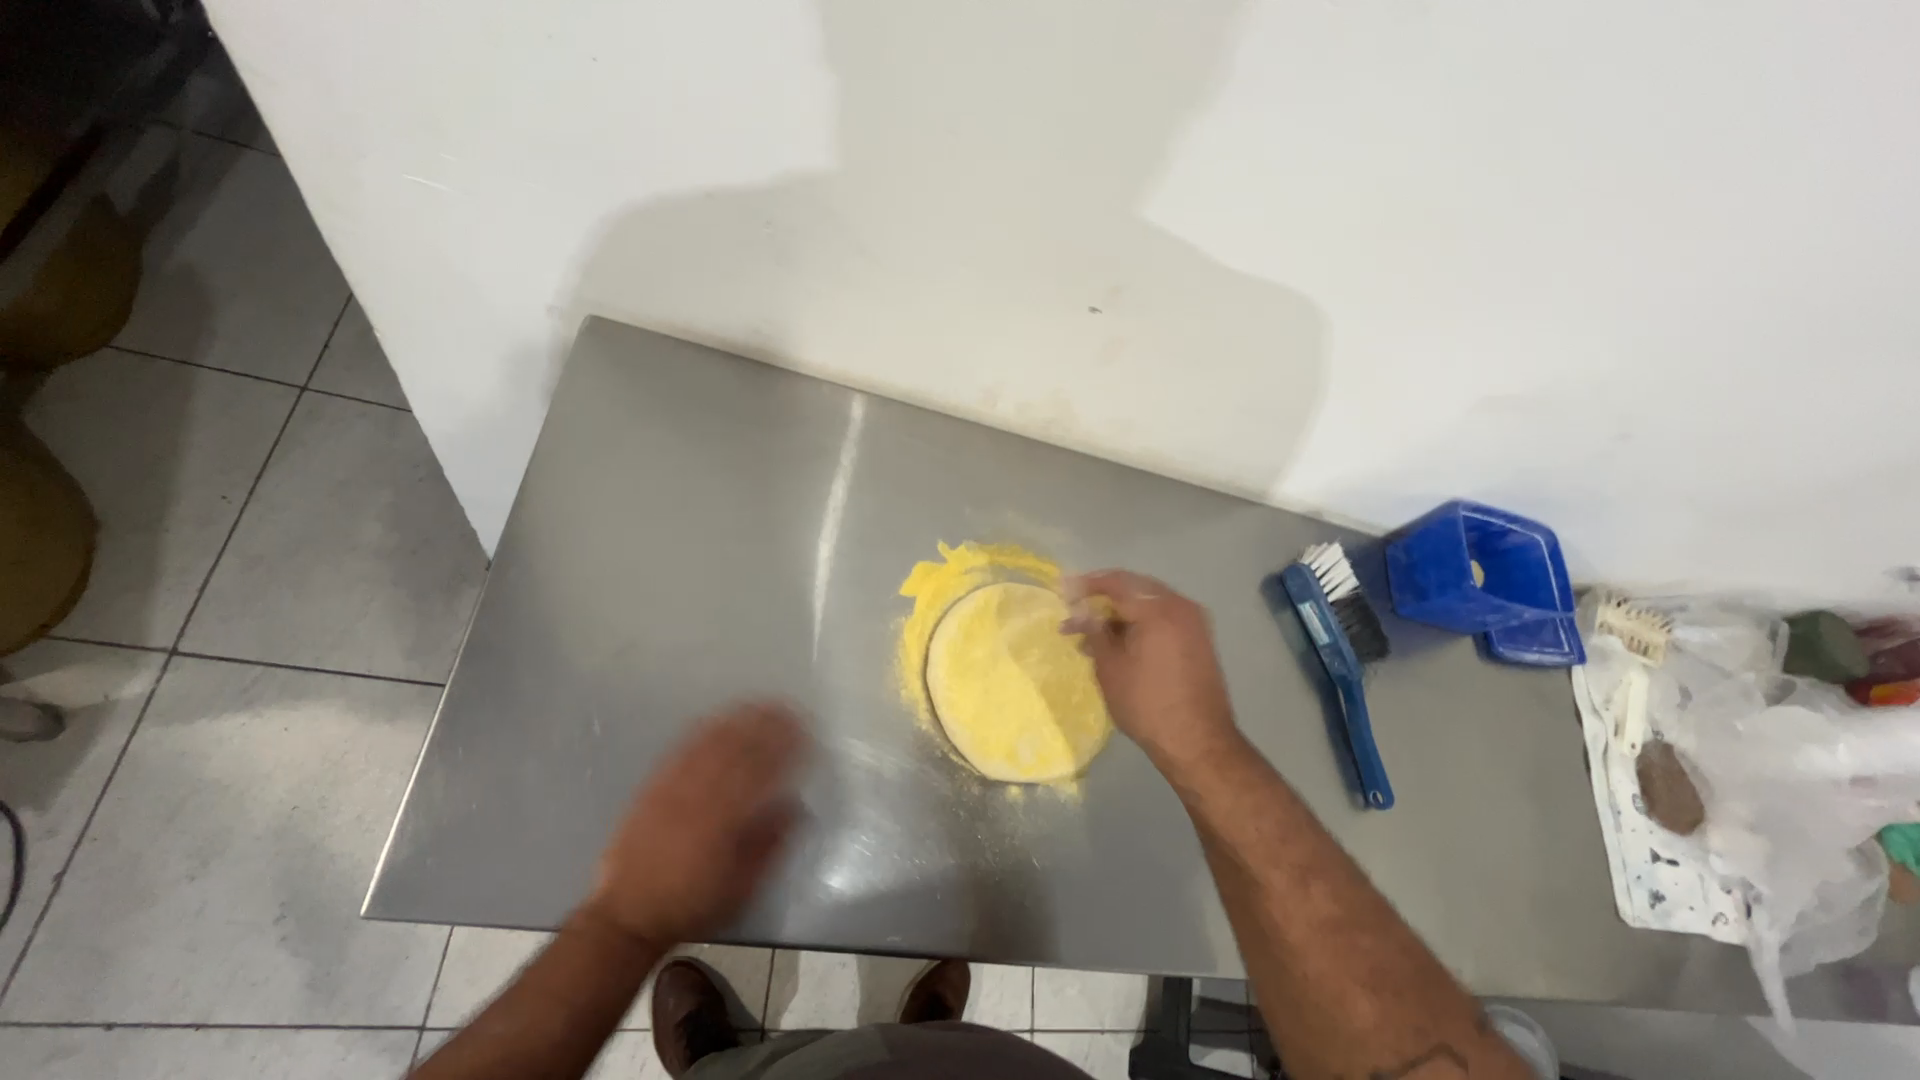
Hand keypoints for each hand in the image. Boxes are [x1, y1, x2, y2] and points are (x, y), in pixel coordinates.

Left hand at [581, 702, 807, 945]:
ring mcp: (673, 788)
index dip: (784, 747)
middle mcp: (700, 796)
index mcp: (726, 820)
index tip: (804, 732)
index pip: (761, 771)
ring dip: (737, 721)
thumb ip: (771, 843)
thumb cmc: (693, 904)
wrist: (628, 915)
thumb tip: (796, 807)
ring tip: (759, 706)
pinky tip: (717, 721)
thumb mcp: (743, 885)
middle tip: (787, 710)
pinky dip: (703, 731)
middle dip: (764, 725)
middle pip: (737, 749)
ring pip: (710, 744)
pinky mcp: (653, 788)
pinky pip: (681, 751)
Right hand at [1063, 570, 1239, 771]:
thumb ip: (1094, 631)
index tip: (1062, 592)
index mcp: (1158, 609)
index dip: (1085, 584)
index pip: (1116, 582)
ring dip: (1120, 613)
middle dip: (1102, 598)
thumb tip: (1080, 612)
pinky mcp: (1199, 640)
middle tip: (1075, 611)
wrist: (1198, 742)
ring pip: (1149, 604)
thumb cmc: (1147, 704)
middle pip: (1135, 588)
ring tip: (1091, 634)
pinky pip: (1163, 618)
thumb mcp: (1110, 667)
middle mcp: (1180, 606)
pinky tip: (1119, 642)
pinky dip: (1139, 623)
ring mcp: (1194, 622)